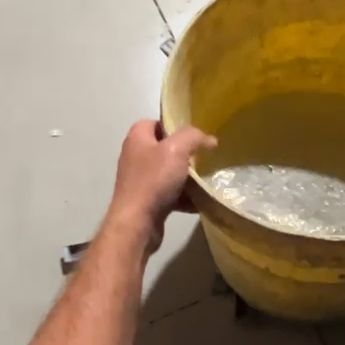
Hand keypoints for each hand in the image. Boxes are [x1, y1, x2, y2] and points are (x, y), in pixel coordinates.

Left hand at [107, 121, 215, 247]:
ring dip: (188, 177)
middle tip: (204, 158)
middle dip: (186, 154)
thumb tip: (209, 139)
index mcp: (137, 138)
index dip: (175, 126)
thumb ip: (193, 136)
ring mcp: (140, 179)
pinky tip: (200, 201)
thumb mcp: (176, 149)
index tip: (194, 136)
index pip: (156, 122)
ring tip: (206, 179)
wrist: (137, 222)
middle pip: (165, 149)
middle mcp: (135, 156)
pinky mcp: (147, 200)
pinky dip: (184, 197)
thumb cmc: (153, 180)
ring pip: (169, 172)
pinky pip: (170, 193)